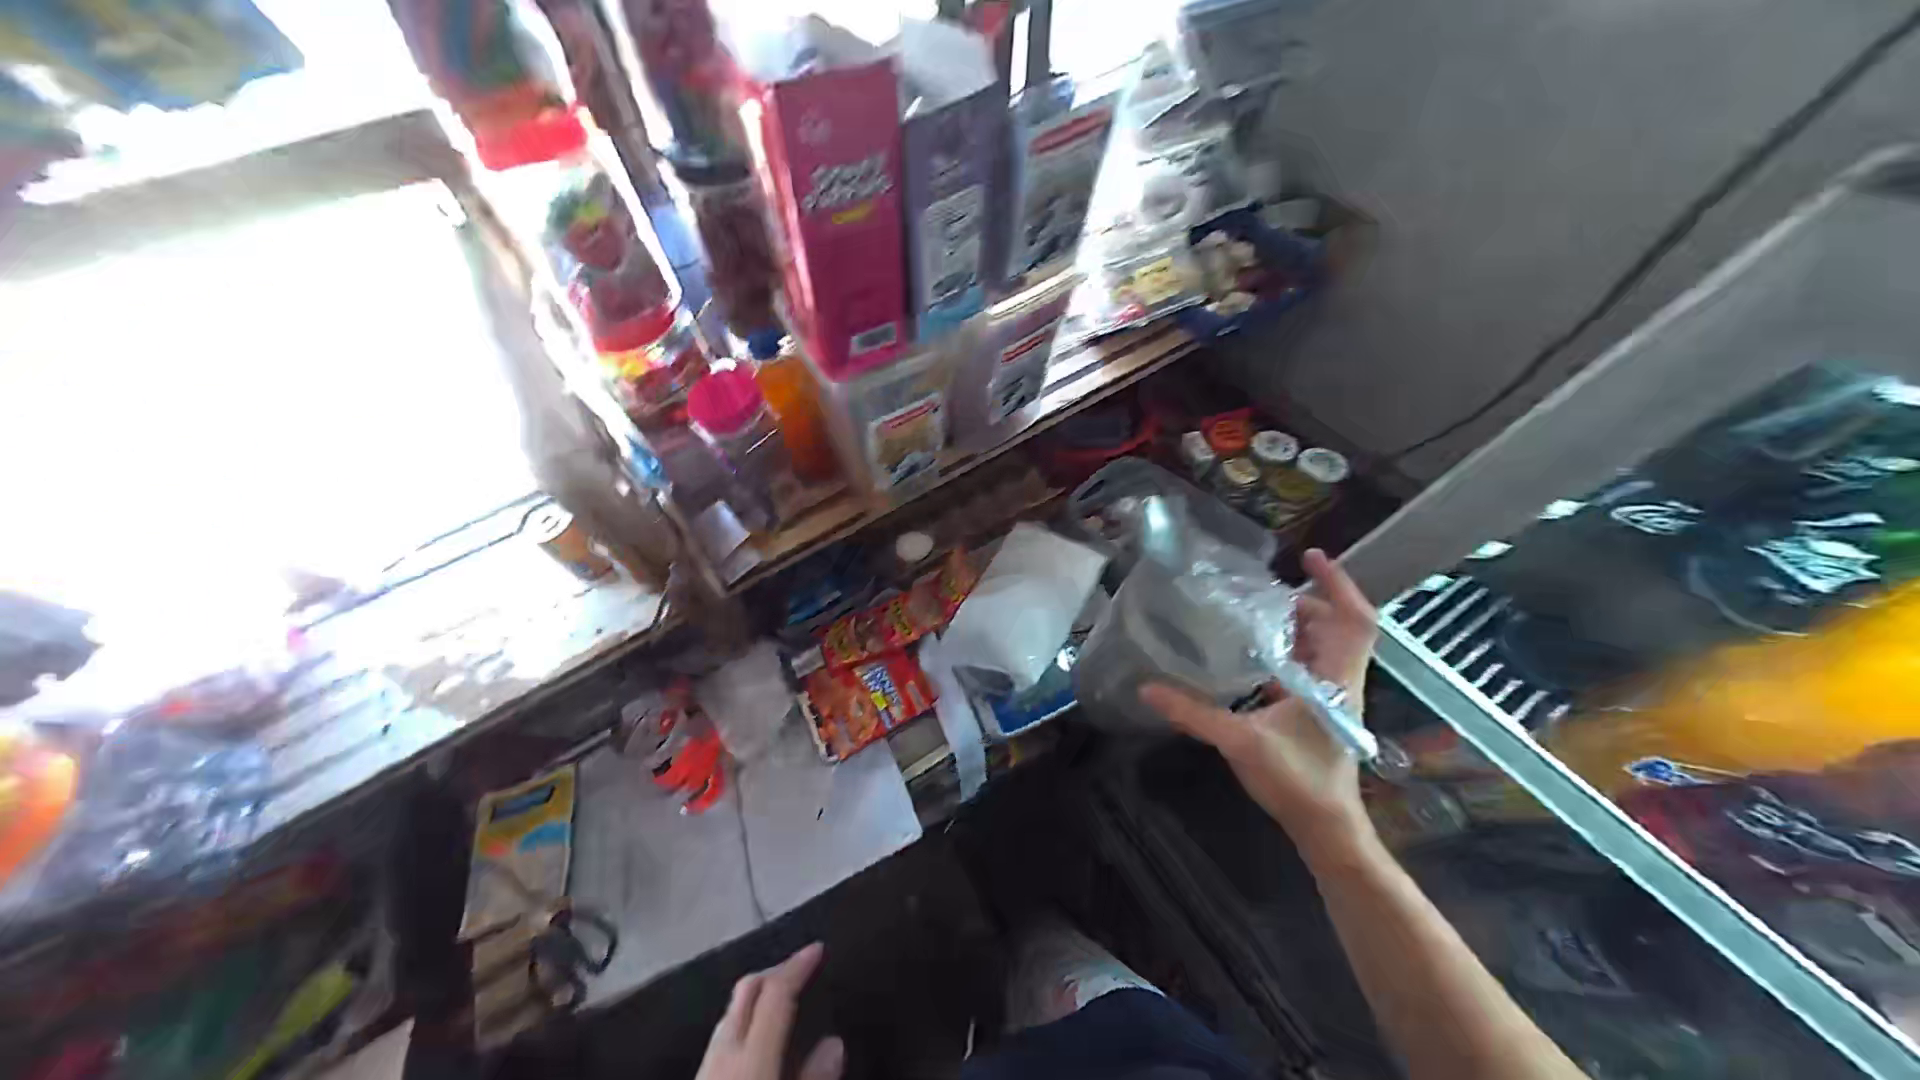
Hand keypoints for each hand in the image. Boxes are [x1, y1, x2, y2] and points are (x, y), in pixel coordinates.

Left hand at [695, 943, 844, 1079]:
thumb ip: (813, 1077)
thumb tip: (834, 1043)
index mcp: (749, 1054)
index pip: (775, 992)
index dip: (798, 965)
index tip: (818, 947)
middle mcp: (723, 1051)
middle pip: (747, 991)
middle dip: (775, 971)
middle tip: (802, 969)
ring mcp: (704, 1067)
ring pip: (730, 1012)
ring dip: (756, 996)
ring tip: (781, 998)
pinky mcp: (697, 1076)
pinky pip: (721, 1036)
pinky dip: (742, 1021)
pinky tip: (754, 1040)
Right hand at [1141, 549, 1378, 858]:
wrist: (1327, 827)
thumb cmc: (1297, 781)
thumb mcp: (1240, 742)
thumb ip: (1194, 713)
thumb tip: (1148, 687)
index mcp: (1333, 680)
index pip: (1354, 620)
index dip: (1337, 583)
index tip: (1309, 556)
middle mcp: (1339, 681)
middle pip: (1336, 625)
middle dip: (1304, 602)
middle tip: (1261, 591)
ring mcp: (1332, 696)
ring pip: (1323, 645)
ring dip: (1296, 625)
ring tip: (1254, 613)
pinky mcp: (1319, 710)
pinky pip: (1308, 665)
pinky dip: (1287, 649)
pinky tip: (1252, 653)